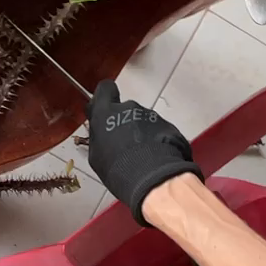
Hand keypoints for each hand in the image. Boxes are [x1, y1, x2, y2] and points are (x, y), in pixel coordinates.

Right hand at [84, 80, 201, 225]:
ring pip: (143, 121)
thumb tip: (99, 130)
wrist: (152, 177)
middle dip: (125, 122)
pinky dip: (157, 141)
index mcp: (106, 112)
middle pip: (125, 108)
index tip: (105, 108)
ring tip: (143, 155)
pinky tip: (155, 158)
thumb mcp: (96, 155)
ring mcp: (151, 115)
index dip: (105, 96)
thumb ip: (98, 136)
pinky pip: (159, 131)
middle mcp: (129, 107)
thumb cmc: (116, 167)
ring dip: (142, 133)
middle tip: (126, 144)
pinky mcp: (168, 125)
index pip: (105, 89)